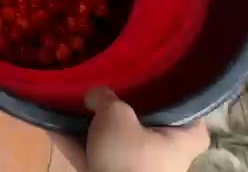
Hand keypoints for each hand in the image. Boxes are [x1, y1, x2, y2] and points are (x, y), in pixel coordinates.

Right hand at [82, 88, 209, 171]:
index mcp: (177, 144)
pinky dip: (75, 143)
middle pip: (148, 130)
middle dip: (125, 111)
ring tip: (70, 103)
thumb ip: (106, 97)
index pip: (195, 126)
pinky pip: (94, 156)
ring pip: (116, 143)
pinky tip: (52, 125)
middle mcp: (162, 160)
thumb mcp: (115, 115)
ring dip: (94, 127)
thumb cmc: (128, 157)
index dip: (184, 107)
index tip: (164, 87)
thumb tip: (96, 94)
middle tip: (106, 89)